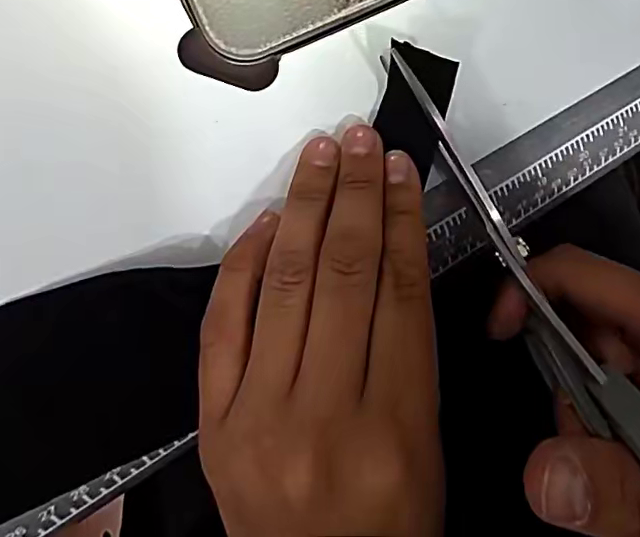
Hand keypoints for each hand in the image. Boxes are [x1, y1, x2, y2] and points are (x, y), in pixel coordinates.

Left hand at [199, 126, 443, 536]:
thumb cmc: (386, 520)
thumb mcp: (426, 436)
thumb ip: (410, 342)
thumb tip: (389, 244)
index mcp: (394, 427)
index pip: (400, 289)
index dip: (400, 215)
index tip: (397, 168)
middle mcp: (323, 418)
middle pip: (344, 272)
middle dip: (354, 191)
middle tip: (359, 141)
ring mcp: (258, 417)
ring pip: (286, 281)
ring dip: (305, 204)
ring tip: (319, 155)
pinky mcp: (212, 420)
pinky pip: (224, 321)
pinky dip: (245, 260)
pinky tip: (268, 218)